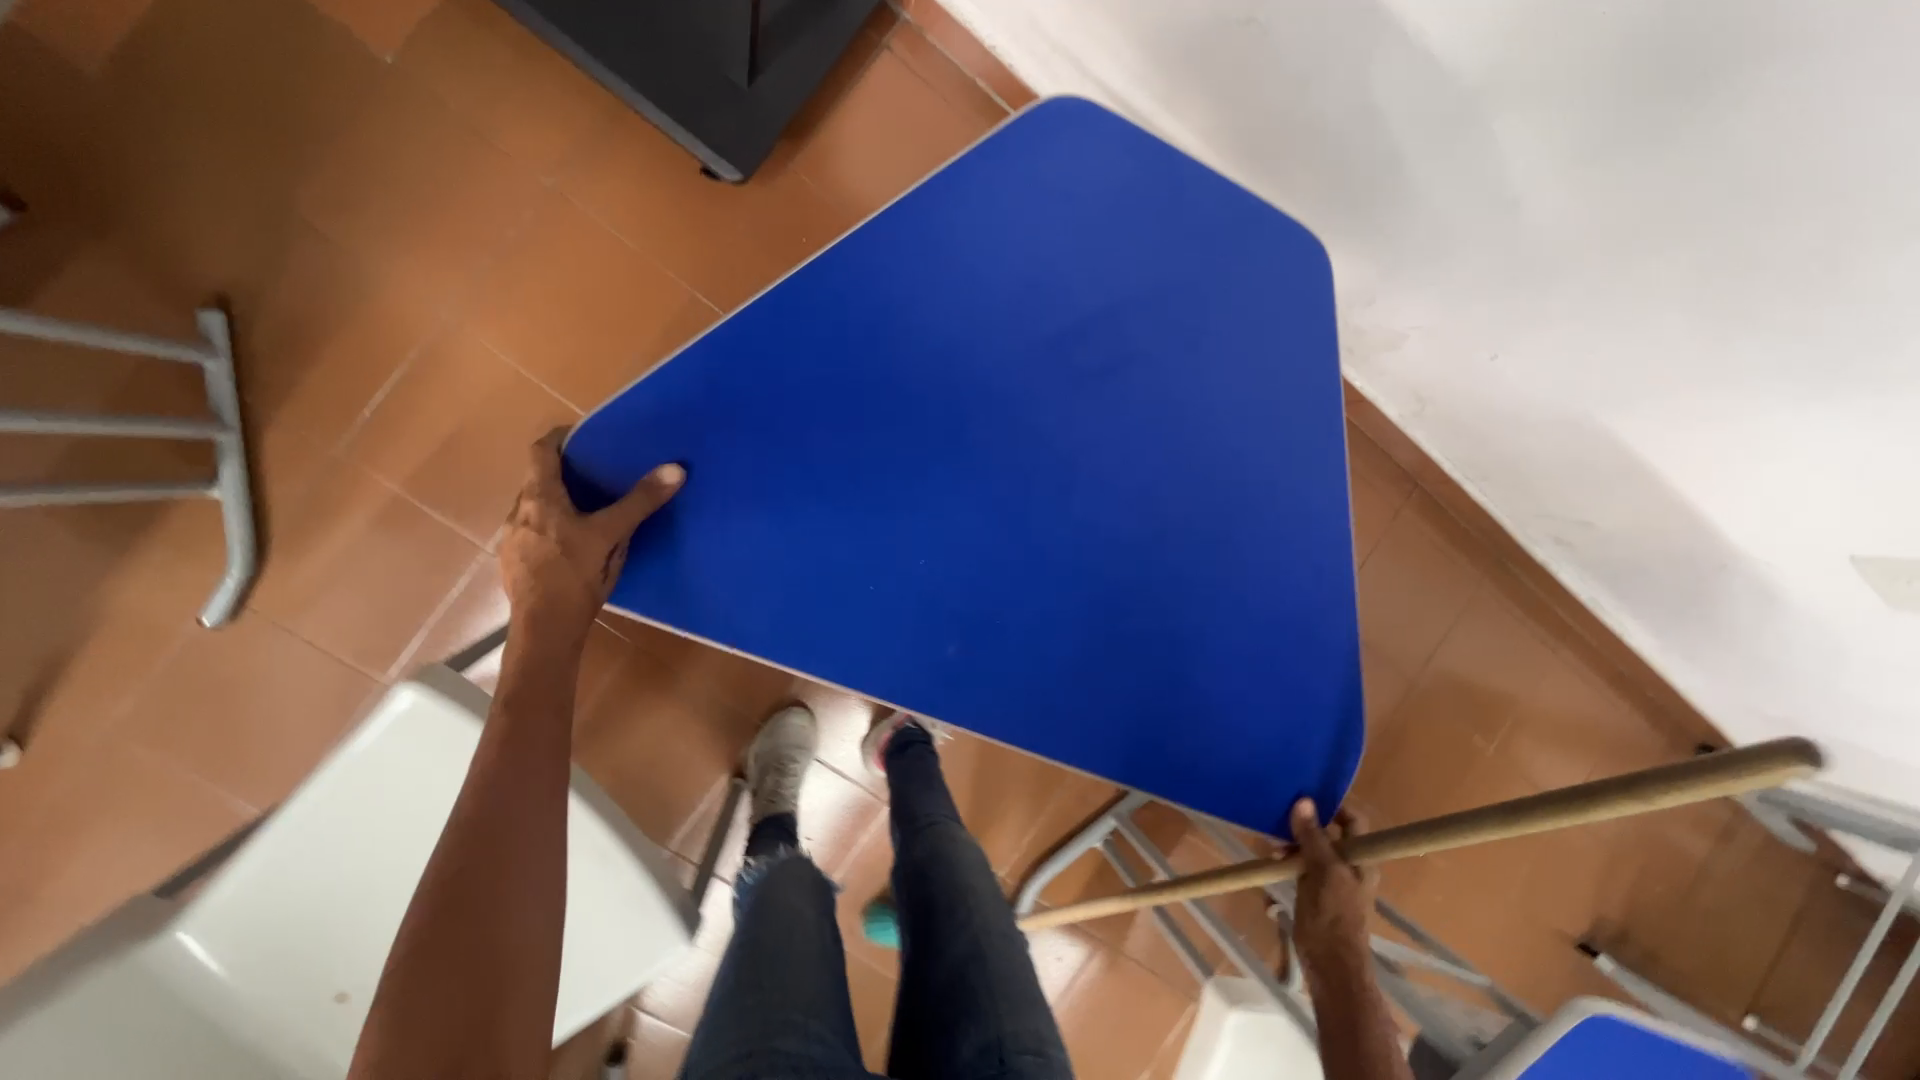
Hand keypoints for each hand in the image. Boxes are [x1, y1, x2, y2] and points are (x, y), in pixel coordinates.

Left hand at [499, 428, 683, 630]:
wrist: (544, 629)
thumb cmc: (575, 576)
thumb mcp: (612, 536)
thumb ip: (640, 502)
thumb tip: (675, 469)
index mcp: (539, 497)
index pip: (541, 450)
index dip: (560, 436)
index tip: (583, 435)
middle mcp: (518, 512)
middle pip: (538, 480)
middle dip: (564, 474)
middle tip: (596, 476)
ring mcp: (512, 539)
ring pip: (535, 509)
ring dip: (557, 505)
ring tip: (588, 513)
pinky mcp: (512, 563)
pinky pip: (532, 534)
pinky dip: (551, 530)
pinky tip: (572, 549)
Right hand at [1289, 798, 1375, 964]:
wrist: (1330, 963)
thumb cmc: (1334, 915)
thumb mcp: (1324, 871)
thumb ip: (1313, 837)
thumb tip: (1303, 801)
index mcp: (1362, 858)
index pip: (1353, 820)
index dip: (1335, 806)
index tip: (1306, 796)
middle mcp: (1349, 864)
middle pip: (1330, 832)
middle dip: (1306, 823)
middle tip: (1281, 816)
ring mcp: (1331, 878)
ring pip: (1312, 848)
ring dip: (1294, 841)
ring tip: (1273, 842)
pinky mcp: (1314, 891)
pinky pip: (1302, 864)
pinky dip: (1289, 858)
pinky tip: (1273, 858)